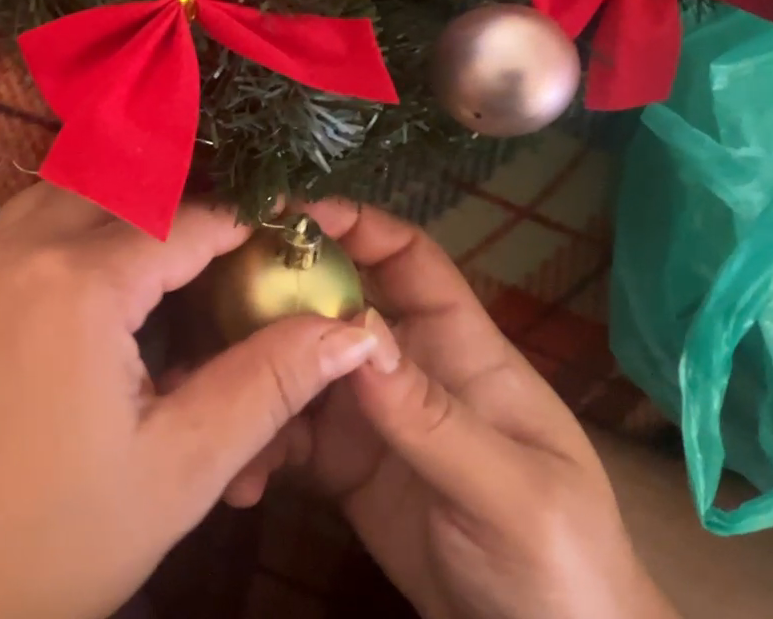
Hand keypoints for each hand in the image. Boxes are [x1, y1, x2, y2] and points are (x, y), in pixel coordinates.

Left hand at [0, 185, 384, 618]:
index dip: (245, 219)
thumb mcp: (177, 470)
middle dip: (183, 197)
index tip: (290, 227)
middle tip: (233, 237)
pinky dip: (69, 225)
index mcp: (81, 285)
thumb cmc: (49, 539)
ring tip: (171, 249)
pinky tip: (97, 280)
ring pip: (61, 193)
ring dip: (120, 204)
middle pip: (119, 184)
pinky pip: (21, 226)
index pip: (185, 222)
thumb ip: (265, 387)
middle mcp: (21, 251)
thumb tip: (349, 332)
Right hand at [222, 199, 676, 618]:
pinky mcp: (338, 464)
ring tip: (211, 408)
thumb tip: (356, 335)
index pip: (407, 259)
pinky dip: (257, 449)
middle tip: (209, 304)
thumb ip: (434, 416)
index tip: (288, 212)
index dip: (355, 224)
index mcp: (458, 348)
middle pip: (330, 304)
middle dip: (274, 296)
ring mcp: (366, 415)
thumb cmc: (563, 559)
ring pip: (295, 369)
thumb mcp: (512, 491)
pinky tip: (239, 480)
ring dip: (253, 382)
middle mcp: (403, 366)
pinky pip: (284, 436)